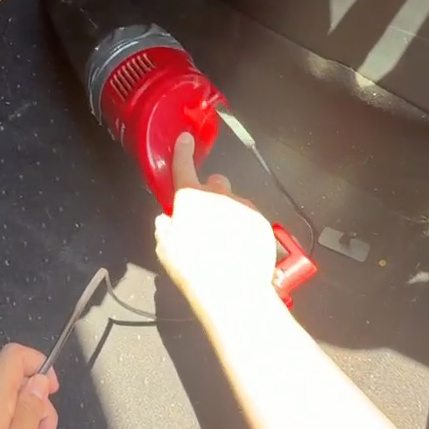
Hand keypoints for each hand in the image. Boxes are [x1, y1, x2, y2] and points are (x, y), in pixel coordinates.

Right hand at [155, 132, 281, 315]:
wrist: (232, 289)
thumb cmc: (192, 268)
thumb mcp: (166, 248)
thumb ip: (166, 228)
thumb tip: (168, 221)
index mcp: (191, 197)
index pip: (184, 166)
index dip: (183, 151)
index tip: (185, 139)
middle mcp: (218, 195)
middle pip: (214, 183)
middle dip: (210, 194)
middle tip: (206, 219)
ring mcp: (243, 206)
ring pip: (234, 202)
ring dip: (228, 213)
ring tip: (225, 243)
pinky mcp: (262, 222)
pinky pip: (250, 218)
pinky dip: (244, 228)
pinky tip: (240, 250)